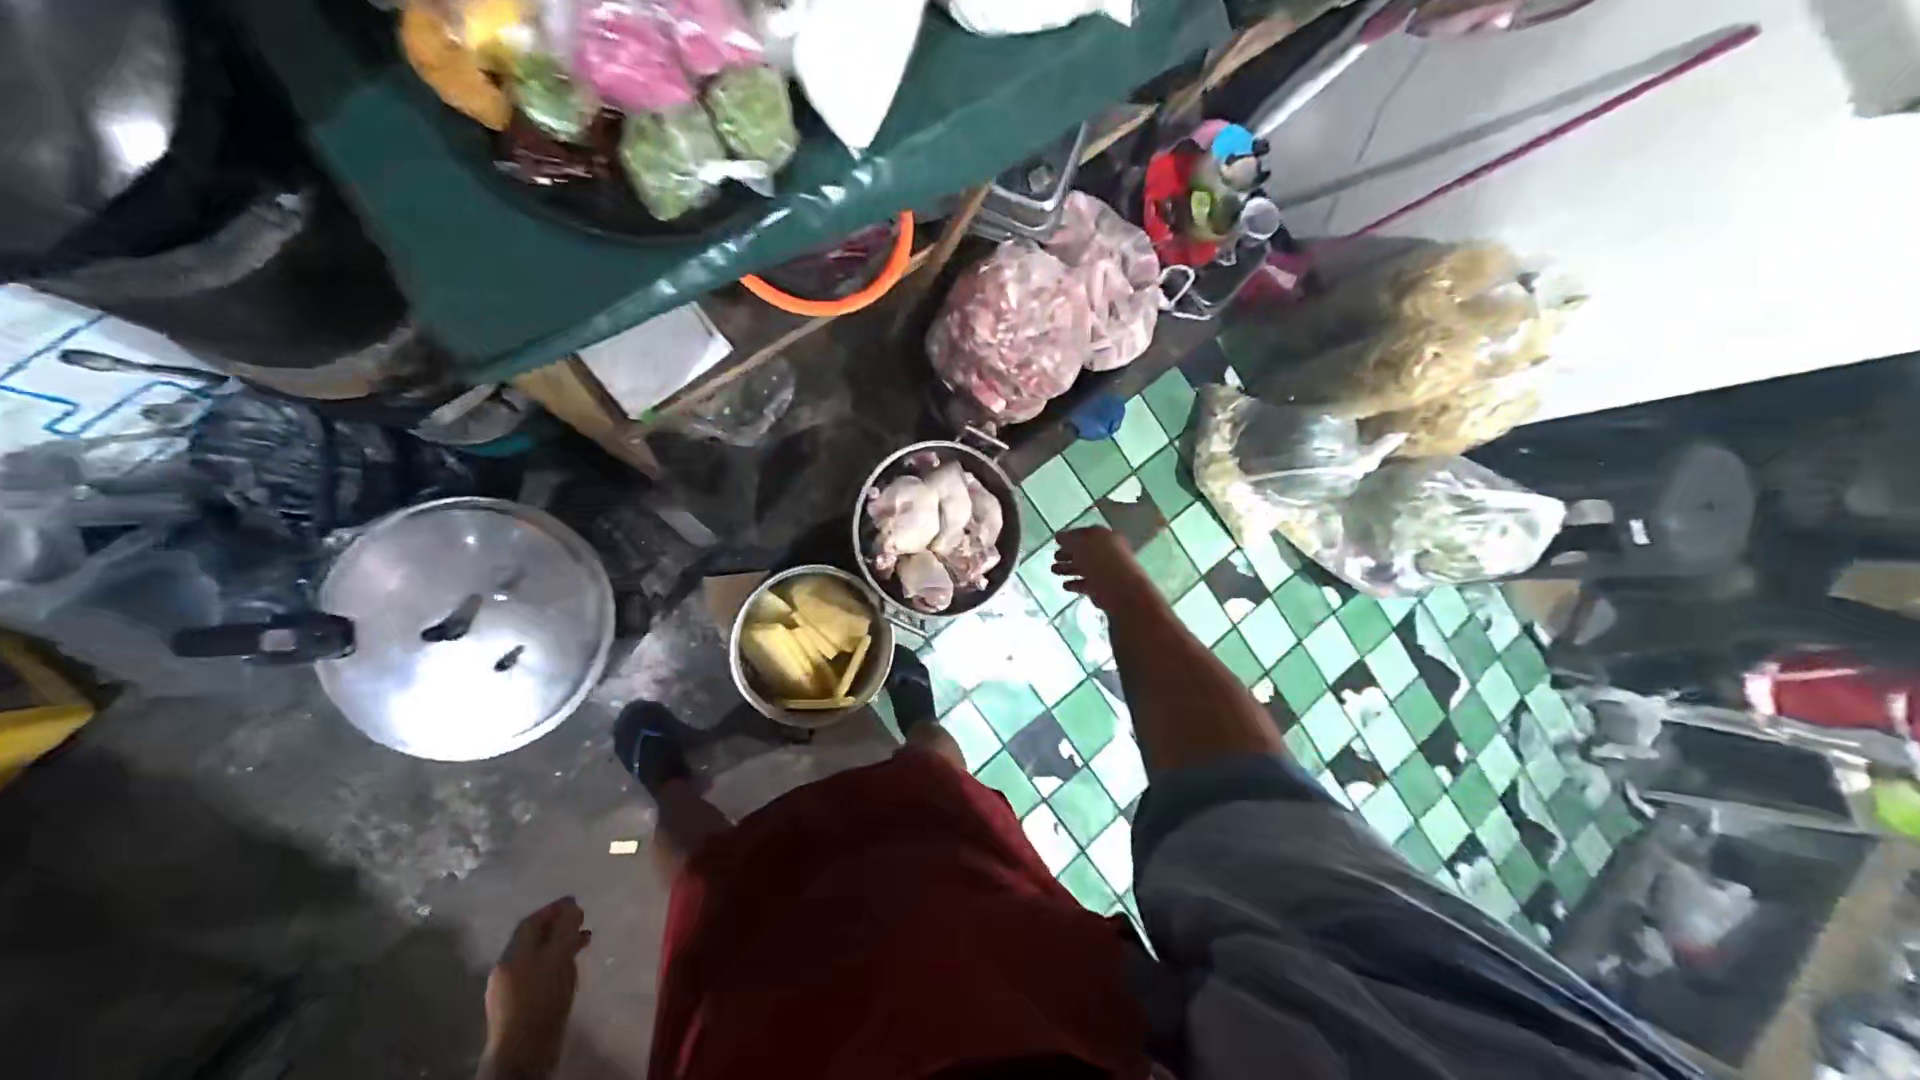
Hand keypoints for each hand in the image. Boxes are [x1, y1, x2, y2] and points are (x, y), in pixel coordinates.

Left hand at [482, 897, 590, 1078]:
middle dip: (556, 927)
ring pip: (535, 956)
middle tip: (581, 922)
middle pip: (532, 939)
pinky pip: (535, 974)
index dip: (553, 909)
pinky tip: (567, 970)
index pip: (531, 921)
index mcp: (513, 954)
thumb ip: (565, 929)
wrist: (524, 1053)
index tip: (575, 903)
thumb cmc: (543, 999)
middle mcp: (505, 968)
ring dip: (557, 946)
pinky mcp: (515, 1006)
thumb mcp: (559, 957)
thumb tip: (570, 906)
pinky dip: (553, 964)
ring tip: (581, 945)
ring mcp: (507, 989)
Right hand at [1052, 527, 1159, 614]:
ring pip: (1084, 568)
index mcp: (1105, 537)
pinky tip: (1065, 585)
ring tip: (1054, 571)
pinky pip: (1087, 583)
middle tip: (1054, 557)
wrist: (1120, 589)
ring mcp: (1107, 571)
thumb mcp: (1079, 545)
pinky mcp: (1105, 588)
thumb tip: (1059, 535)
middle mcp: (1108, 552)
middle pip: (1084, 551)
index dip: (1070, 536)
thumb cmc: (1100, 560)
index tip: (1057, 540)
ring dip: (1068, 569)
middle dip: (1068, 554)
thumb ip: (1067, 539)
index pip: (1085, 533)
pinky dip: (1076, 584)